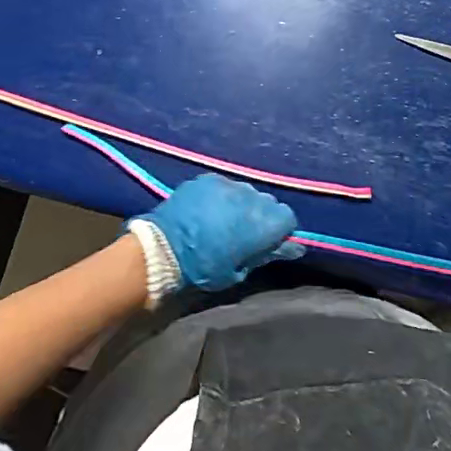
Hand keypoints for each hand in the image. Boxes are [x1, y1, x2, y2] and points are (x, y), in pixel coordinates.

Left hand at [143, 174, 302, 290]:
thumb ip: (264, 254)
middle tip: (244, 231)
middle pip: (268, 203)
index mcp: (266, 222)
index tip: (267, 241)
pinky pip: (224, 187)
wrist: (162, 250)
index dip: (279, 230)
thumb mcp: (239, 271)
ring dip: (241, 205)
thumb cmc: (203, 268)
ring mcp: (231, 184)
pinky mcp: (210, 179)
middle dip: (260, 216)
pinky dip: (220, 197)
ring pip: (246, 192)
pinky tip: (207, 210)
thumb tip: (289, 248)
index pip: (288, 218)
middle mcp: (254, 197)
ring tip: (224, 219)